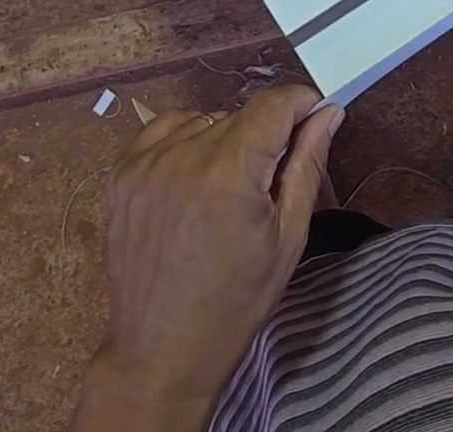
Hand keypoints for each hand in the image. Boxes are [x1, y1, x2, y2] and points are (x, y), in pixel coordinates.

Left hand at [73, 85, 343, 431]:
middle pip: (241, 114)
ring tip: (227, 187)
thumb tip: (330, 112)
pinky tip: (194, 176)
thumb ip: (309, 164)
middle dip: (266, 134)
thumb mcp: (288, 237)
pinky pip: (167, 129)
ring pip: (206, 120)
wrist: (160, 350)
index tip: (315, 118)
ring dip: (227, 138)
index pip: (274, 103)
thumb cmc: (236, 301)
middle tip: (269, 180)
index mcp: (230, 172)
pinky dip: (188, 140)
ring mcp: (147, 162)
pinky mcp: (123, 172)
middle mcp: (184, 155)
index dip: (302, 102)